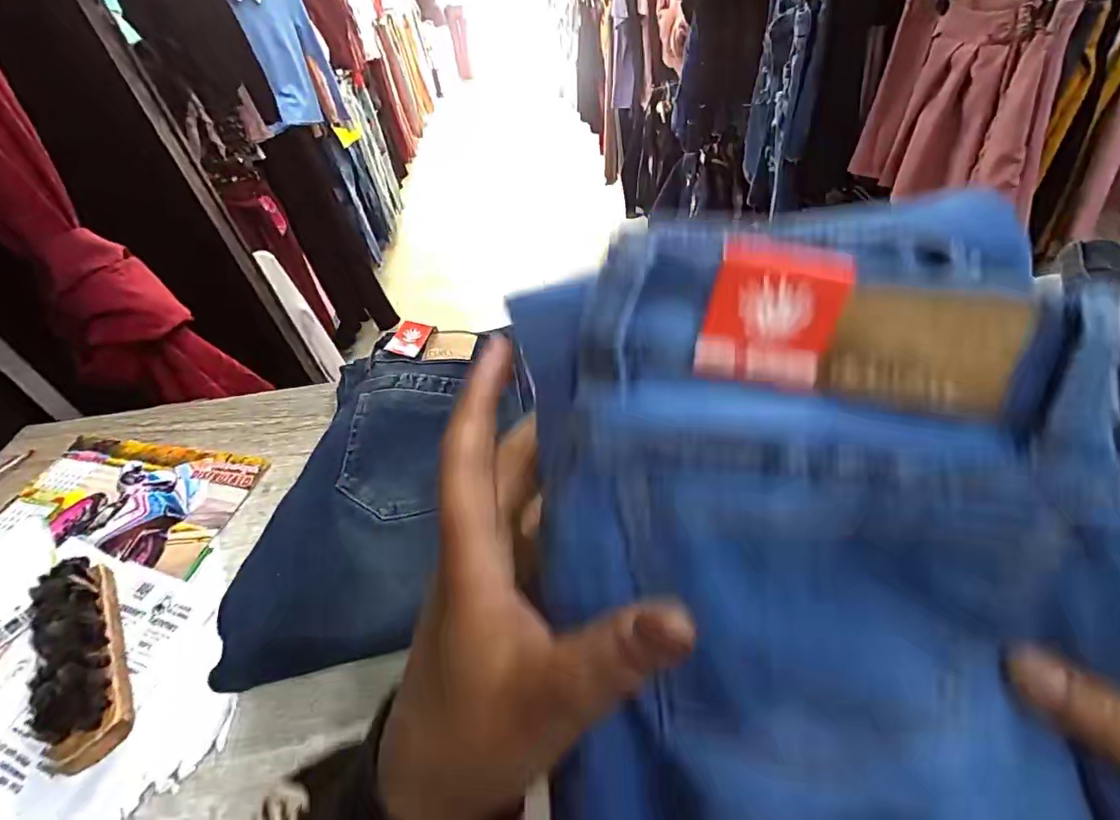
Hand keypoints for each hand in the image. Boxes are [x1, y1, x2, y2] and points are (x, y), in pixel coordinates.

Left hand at [377, 339, 696, 819]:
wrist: (436, 793)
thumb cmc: (474, 734)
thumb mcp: (548, 695)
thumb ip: (610, 656)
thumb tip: (683, 617)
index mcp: (474, 556)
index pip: (466, 459)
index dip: (479, 398)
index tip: (503, 344)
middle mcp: (484, 550)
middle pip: (508, 467)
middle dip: (545, 419)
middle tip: (604, 383)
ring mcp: (502, 575)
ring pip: (531, 498)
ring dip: (566, 461)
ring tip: (625, 428)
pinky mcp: (522, 597)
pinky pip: (551, 534)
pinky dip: (580, 509)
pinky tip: (624, 503)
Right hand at [1010, 583, 1119, 819]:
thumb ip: (1116, 721)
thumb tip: (1018, 657)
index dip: (1089, 563)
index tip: (1023, 544)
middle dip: (1058, 608)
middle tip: (989, 588)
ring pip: (1112, 671)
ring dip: (1058, 654)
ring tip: (991, 627)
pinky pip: (1111, 715)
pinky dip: (1070, 700)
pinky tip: (1025, 694)